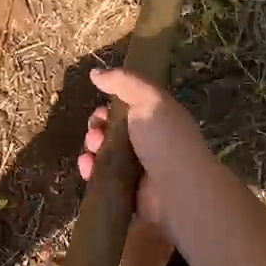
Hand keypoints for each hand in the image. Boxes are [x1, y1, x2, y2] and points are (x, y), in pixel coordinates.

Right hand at [75, 68, 207, 230]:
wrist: (178, 190)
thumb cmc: (166, 139)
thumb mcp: (148, 98)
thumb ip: (122, 81)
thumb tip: (95, 73)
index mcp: (156, 117)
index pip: (127, 107)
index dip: (110, 105)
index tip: (102, 108)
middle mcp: (147, 142)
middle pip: (112, 129)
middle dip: (97, 126)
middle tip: (97, 131)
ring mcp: (137, 169)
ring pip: (104, 152)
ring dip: (92, 146)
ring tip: (93, 148)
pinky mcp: (126, 192)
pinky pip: (102, 177)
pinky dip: (90, 170)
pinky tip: (87, 165)